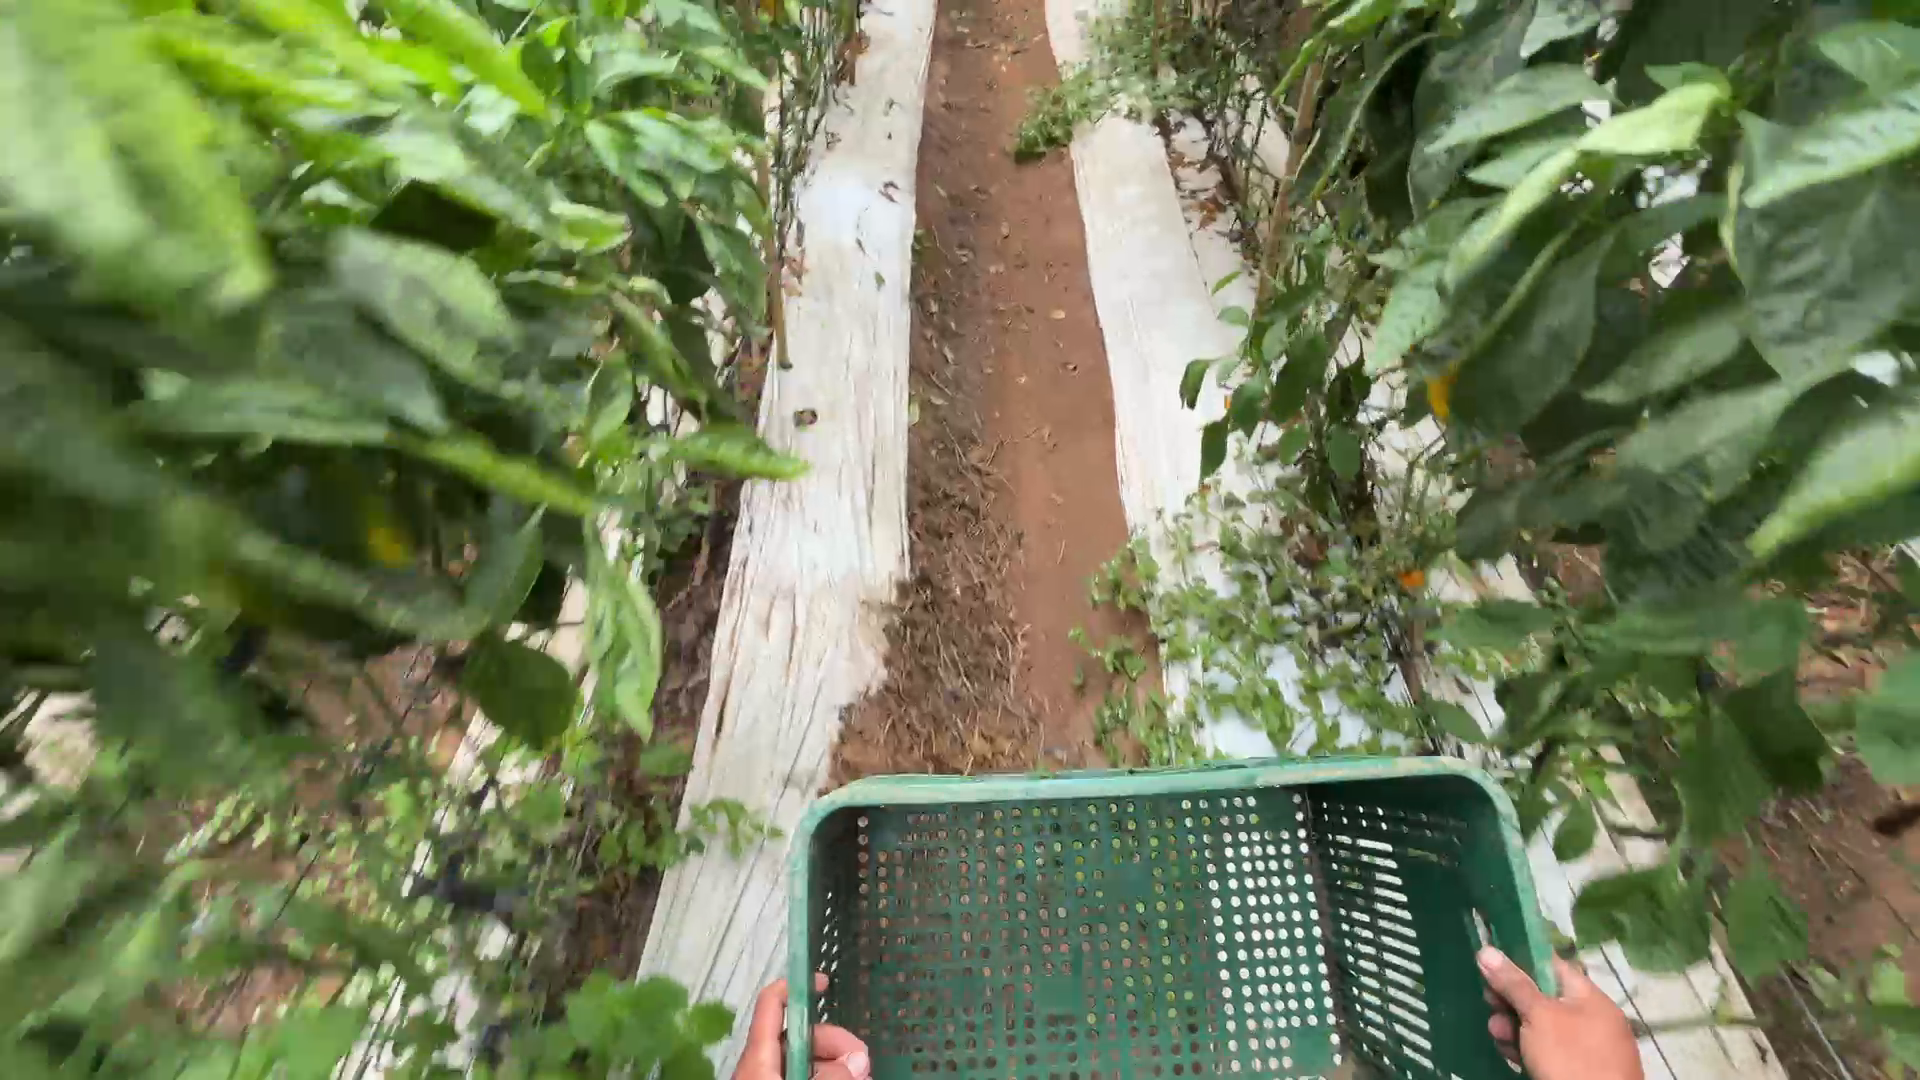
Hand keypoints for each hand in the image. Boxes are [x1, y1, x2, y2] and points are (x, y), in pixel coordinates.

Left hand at [734, 975, 870, 1079]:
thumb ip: (830, 1075)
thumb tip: (859, 1062)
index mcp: (758, 1054)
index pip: (772, 1001)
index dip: (797, 985)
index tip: (826, 983)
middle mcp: (762, 1064)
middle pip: (801, 1035)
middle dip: (836, 1041)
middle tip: (863, 1061)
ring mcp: (769, 1079)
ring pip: (808, 1060)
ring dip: (838, 1062)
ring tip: (863, 1075)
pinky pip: (806, 1077)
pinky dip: (828, 1076)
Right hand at [1479, 947, 1642, 1079]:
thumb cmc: (1572, 1059)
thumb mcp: (1538, 1016)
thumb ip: (1512, 982)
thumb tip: (1486, 950)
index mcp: (1591, 1000)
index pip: (1550, 964)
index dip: (1518, 958)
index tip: (1489, 963)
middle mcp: (1590, 1019)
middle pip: (1538, 994)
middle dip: (1508, 998)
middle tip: (1489, 1003)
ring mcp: (1583, 1046)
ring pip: (1536, 1022)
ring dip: (1510, 1024)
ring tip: (1497, 1034)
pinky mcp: (1573, 1068)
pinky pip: (1542, 1045)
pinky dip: (1523, 1045)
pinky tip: (1509, 1052)